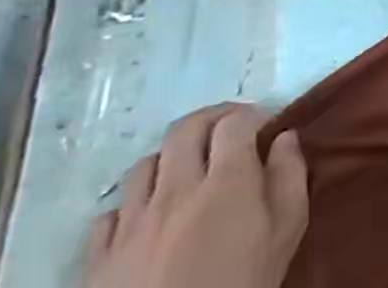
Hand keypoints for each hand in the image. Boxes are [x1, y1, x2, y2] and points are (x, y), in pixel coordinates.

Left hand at [83, 104, 307, 287]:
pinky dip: (131, 204)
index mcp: (227, 181)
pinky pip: (108, 214)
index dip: (252, 115)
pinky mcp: (98, 257)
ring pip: (143, 166)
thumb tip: (284, 139)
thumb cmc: (245, 279)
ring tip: (188, 172)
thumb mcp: (288, 228)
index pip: (234, 122)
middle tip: (230, 129)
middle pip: (183, 131)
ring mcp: (130, 224)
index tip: (265, 125)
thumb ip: (289, 176)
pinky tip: (148, 216)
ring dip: (170, 158)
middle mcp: (175, 191)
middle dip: (211, 118)